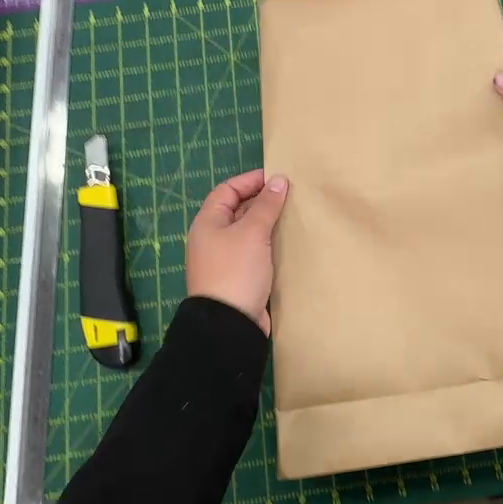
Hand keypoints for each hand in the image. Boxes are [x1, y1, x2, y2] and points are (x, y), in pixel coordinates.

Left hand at [185, 170, 289, 334]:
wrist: (229, 325)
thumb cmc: (236, 270)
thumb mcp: (252, 232)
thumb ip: (266, 205)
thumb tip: (279, 180)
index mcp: (207, 223)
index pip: (228, 190)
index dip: (251, 181)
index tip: (278, 178)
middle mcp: (212, 238)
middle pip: (238, 210)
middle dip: (263, 201)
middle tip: (291, 196)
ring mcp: (225, 260)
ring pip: (248, 232)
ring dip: (269, 224)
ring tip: (294, 216)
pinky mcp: (239, 278)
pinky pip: (255, 252)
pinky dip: (270, 245)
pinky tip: (289, 243)